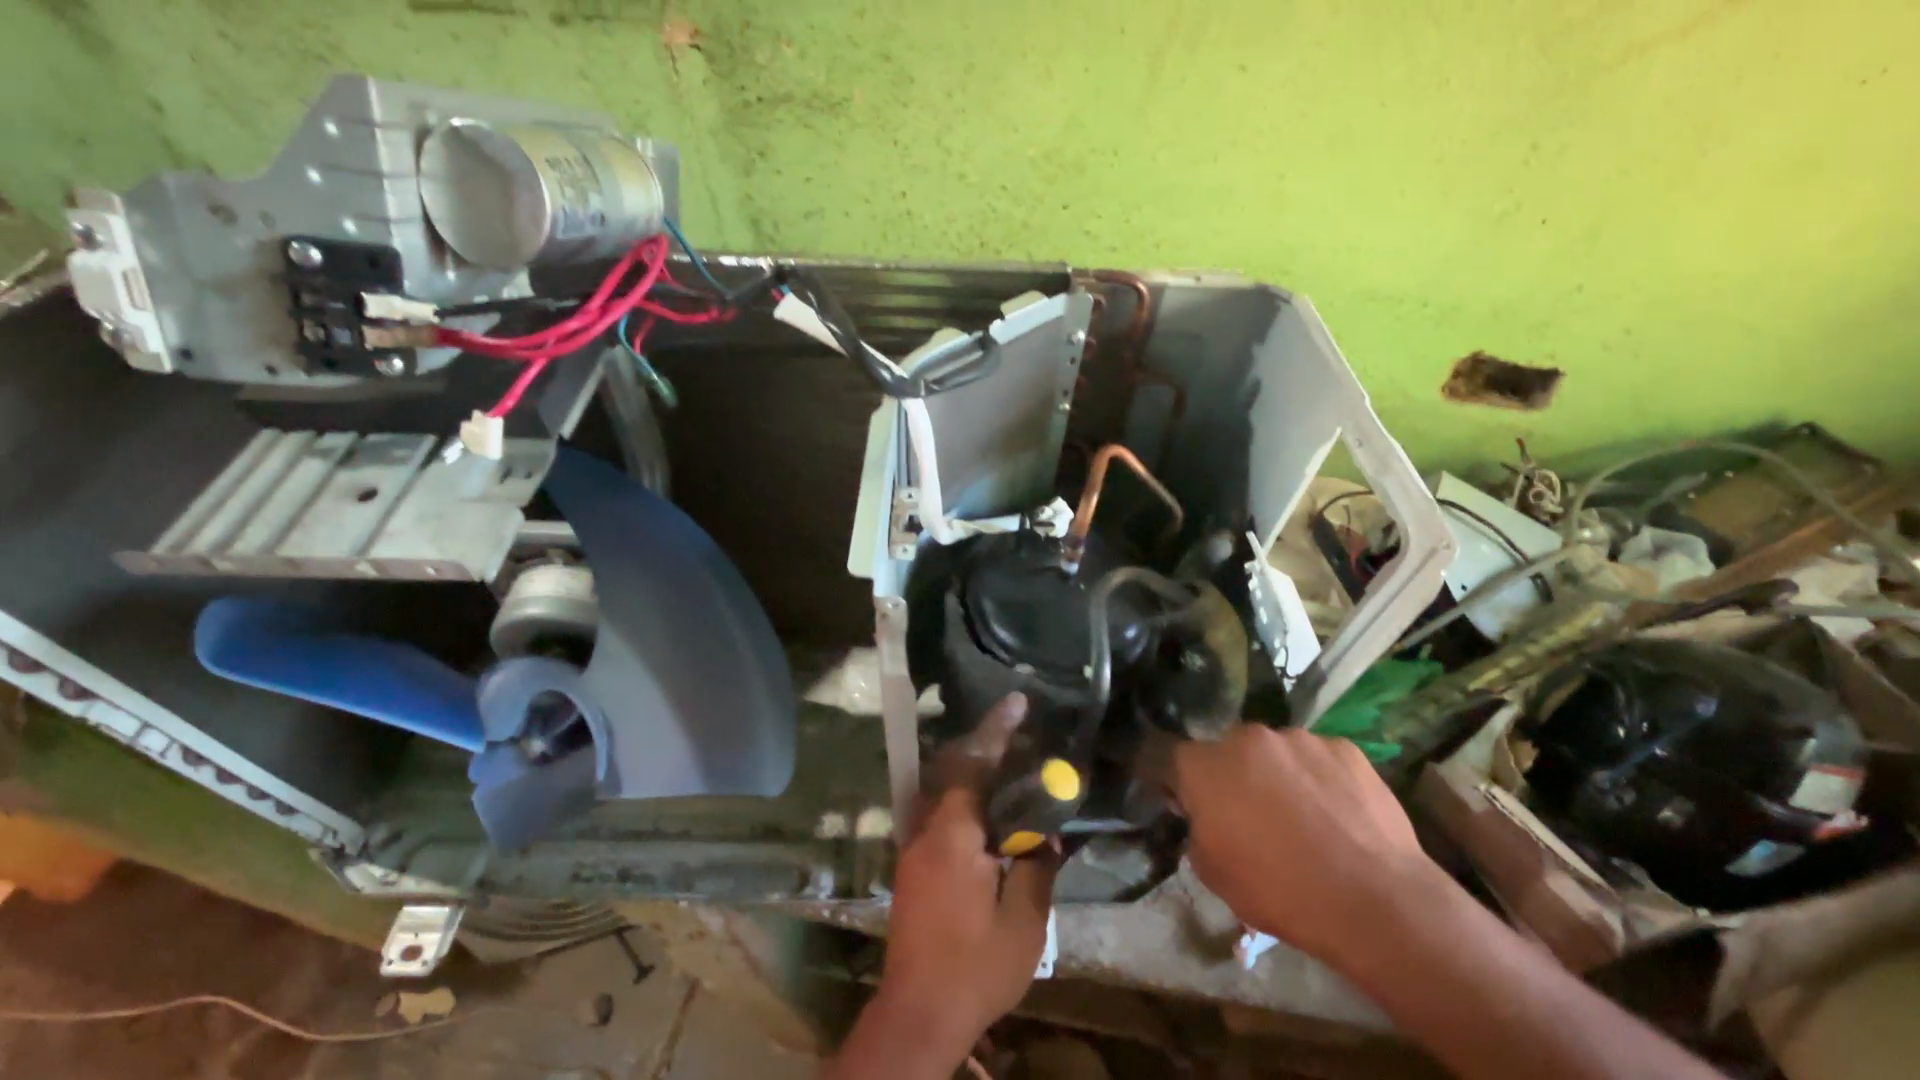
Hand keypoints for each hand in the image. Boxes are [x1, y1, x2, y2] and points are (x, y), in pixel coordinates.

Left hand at [874, 693, 1060, 1058]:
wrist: (919, 1012)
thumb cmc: (976, 967)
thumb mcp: (1024, 921)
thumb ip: (1036, 866)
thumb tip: (1044, 832)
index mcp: (953, 836)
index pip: (974, 765)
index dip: (997, 731)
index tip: (1018, 702)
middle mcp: (925, 832)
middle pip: (950, 770)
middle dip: (982, 744)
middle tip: (1019, 731)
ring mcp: (912, 850)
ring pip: (940, 793)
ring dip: (970, 771)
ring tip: (1008, 765)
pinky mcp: (911, 869)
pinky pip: (936, 815)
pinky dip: (962, 799)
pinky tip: (988, 813)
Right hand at [1173, 724, 1441, 967]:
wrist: (1373, 900)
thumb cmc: (1280, 892)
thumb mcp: (1214, 874)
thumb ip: (1199, 831)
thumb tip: (1208, 818)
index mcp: (1206, 768)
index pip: (1171, 757)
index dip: (1177, 781)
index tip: (1189, 804)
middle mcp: (1248, 739)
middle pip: (1229, 750)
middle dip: (1234, 776)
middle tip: (1251, 816)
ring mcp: (1301, 739)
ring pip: (1277, 753)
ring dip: (1279, 776)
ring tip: (1304, 818)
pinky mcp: (1346, 749)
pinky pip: (1320, 759)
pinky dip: (1321, 780)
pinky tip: (1338, 817)